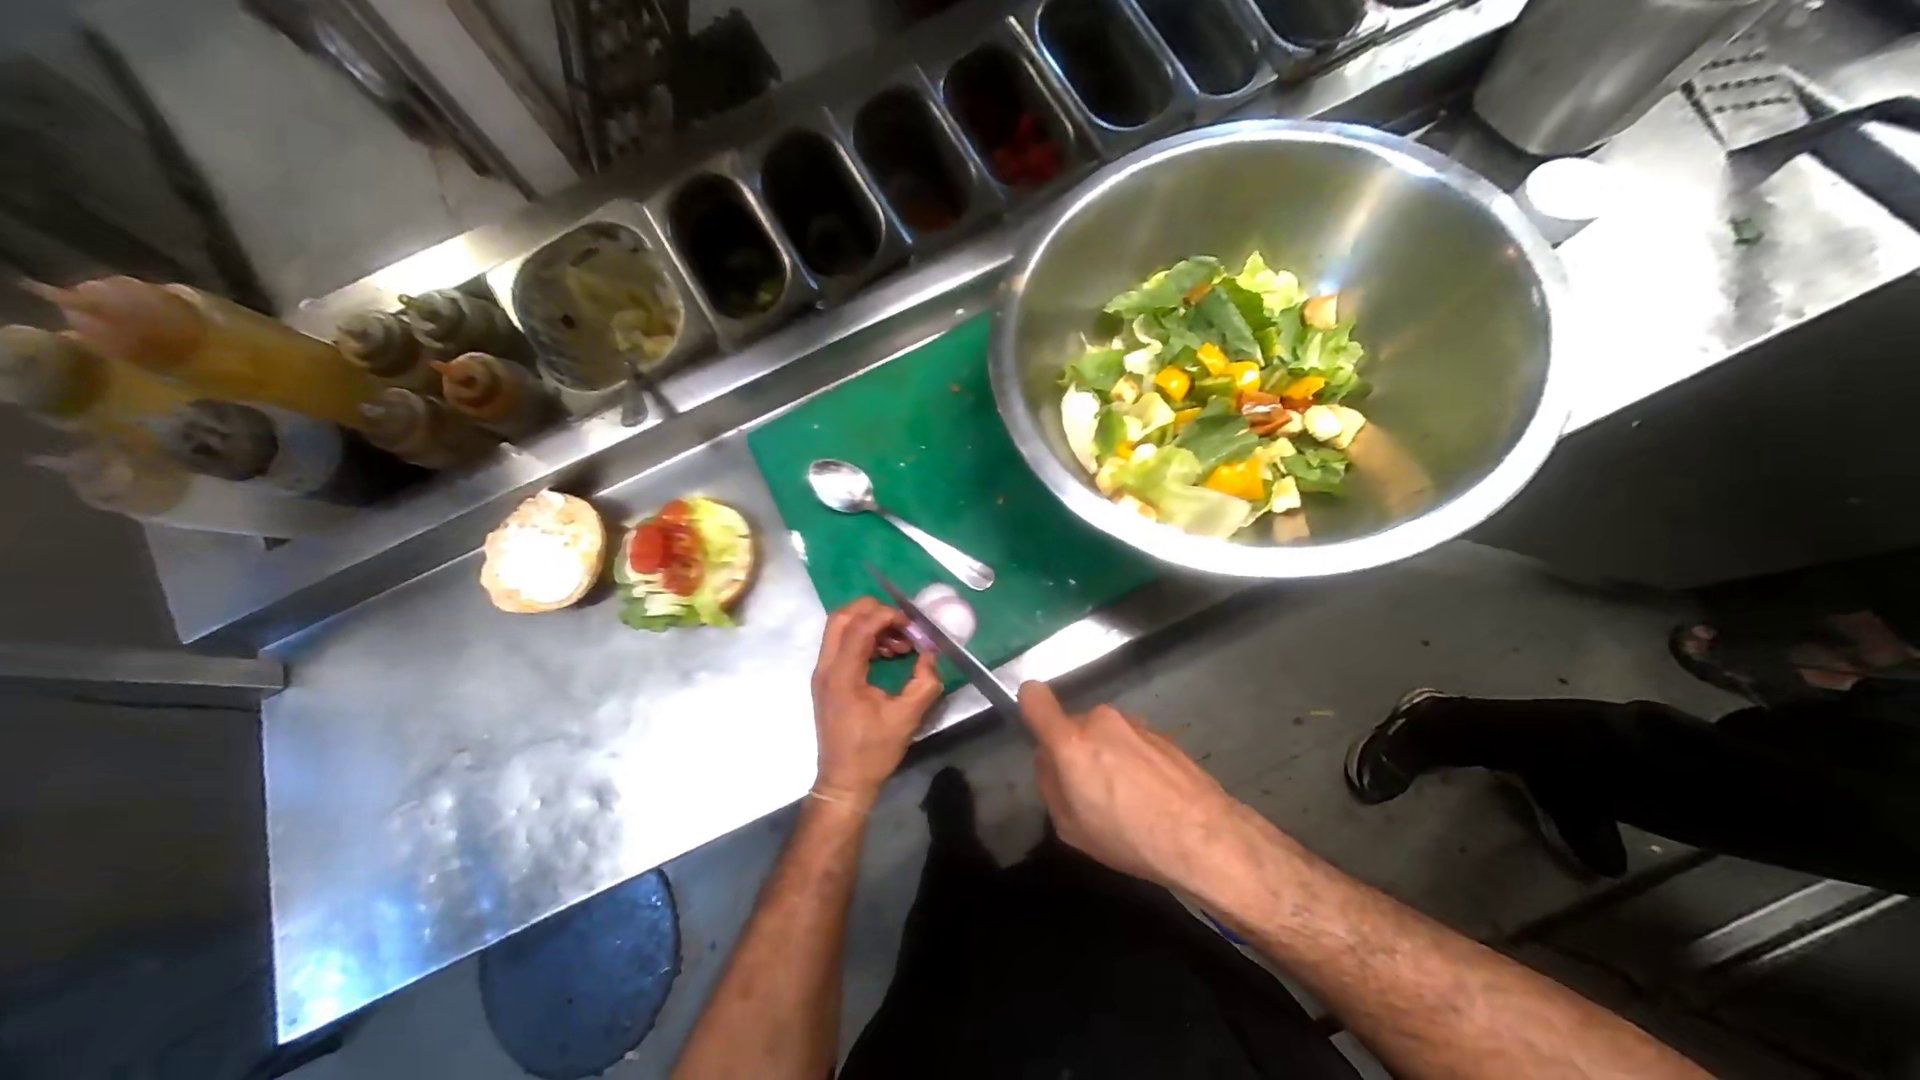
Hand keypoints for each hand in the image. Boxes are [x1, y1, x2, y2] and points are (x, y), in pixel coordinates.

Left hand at [810, 597, 942, 808]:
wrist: (844, 781)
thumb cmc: (874, 751)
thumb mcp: (908, 717)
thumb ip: (924, 682)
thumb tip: (930, 655)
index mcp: (842, 676)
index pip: (859, 626)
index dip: (886, 616)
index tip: (911, 624)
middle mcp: (826, 668)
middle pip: (840, 617)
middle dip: (872, 610)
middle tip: (901, 623)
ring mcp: (822, 673)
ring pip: (838, 628)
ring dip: (868, 625)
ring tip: (899, 643)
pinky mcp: (826, 680)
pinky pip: (840, 644)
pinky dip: (863, 639)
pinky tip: (887, 654)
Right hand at [1020, 680, 1261, 887]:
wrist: (1204, 835)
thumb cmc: (1128, 836)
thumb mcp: (1070, 827)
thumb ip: (1050, 785)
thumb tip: (1049, 761)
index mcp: (1071, 741)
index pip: (1035, 697)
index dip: (1030, 708)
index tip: (1039, 733)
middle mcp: (1100, 720)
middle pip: (1073, 726)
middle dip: (1075, 750)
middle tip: (1091, 791)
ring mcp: (1134, 723)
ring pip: (1104, 733)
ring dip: (1106, 754)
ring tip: (1127, 798)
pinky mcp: (1161, 732)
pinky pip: (1131, 740)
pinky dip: (1133, 759)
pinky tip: (1151, 794)